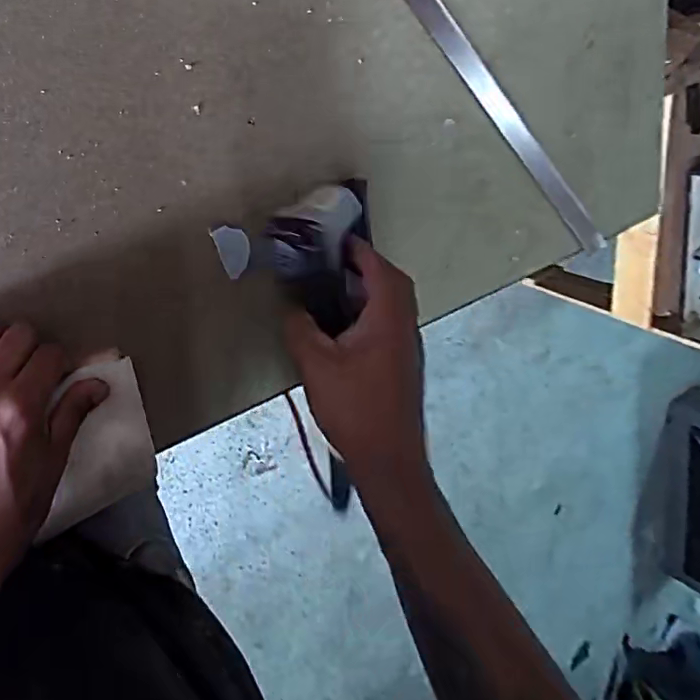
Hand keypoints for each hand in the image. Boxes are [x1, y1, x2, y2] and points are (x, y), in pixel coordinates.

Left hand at [0, 319, 106, 589]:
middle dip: (34, 348)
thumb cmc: (13, 506)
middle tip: (34, 375)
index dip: (63, 363)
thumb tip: (98, 382)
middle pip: (18, 333)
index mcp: (21, 404)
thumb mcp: (53, 461)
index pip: (51, 353)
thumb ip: (72, 412)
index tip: (61, 379)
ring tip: (1, 367)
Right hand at [283, 238, 428, 491]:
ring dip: (367, 290)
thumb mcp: (316, 365)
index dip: (360, 250)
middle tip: (333, 262)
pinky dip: (367, 312)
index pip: (380, 270)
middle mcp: (404, 327)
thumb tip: (293, 309)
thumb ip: (301, 329)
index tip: (337, 239)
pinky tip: (340, 327)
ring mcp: (406, 348)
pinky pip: (388, 324)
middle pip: (393, 284)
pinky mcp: (401, 365)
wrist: (389, 460)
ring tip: (331, 289)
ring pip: (392, 305)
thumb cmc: (355, 407)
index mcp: (388, 319)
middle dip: (366, 267)